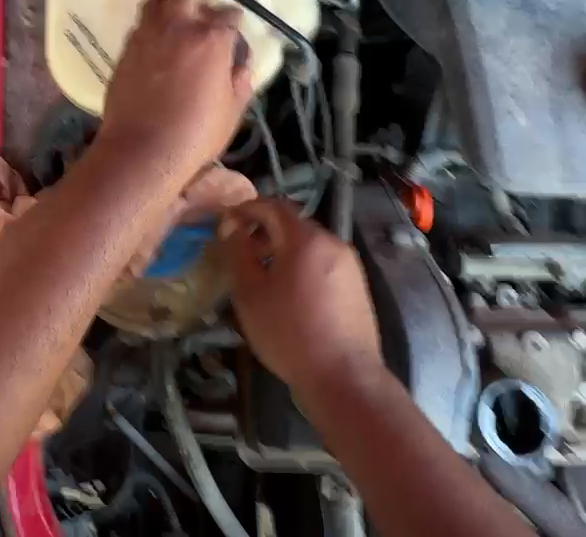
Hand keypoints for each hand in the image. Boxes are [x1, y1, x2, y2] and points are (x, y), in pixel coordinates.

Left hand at [96, 0, 253, 181]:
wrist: (143, 150)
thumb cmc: (195, 134)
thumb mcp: (232, 111)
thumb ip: (240, 81)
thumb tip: (241, 66)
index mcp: (211, 39)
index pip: (228, 13)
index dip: (233, 21)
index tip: (232, 31)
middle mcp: (178, 27)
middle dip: (195, 0)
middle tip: (199, 21)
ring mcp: (147, 35)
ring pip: (155, 2)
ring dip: (167, 9)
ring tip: (172, 28)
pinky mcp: (125, 49)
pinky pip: (138, 27)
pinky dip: (149, 31)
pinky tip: (154, 50)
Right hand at [219, 198, 383, 400]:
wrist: (345, 379)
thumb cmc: (290, 333)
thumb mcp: (251, 293)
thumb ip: (238, 252)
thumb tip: (231, 225)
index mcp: (306, 238)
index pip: (273, 206)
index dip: (247, 209)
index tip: (227, 223)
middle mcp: (332, 243)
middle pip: (293, 224)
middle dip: (264, 230)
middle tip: (242, 250)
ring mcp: (349, 265)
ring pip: (309, 244)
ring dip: (283, 249)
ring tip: (263, 274)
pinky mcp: (357, 286)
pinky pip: (323, 263)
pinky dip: (302, 265)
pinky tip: (290, 293)